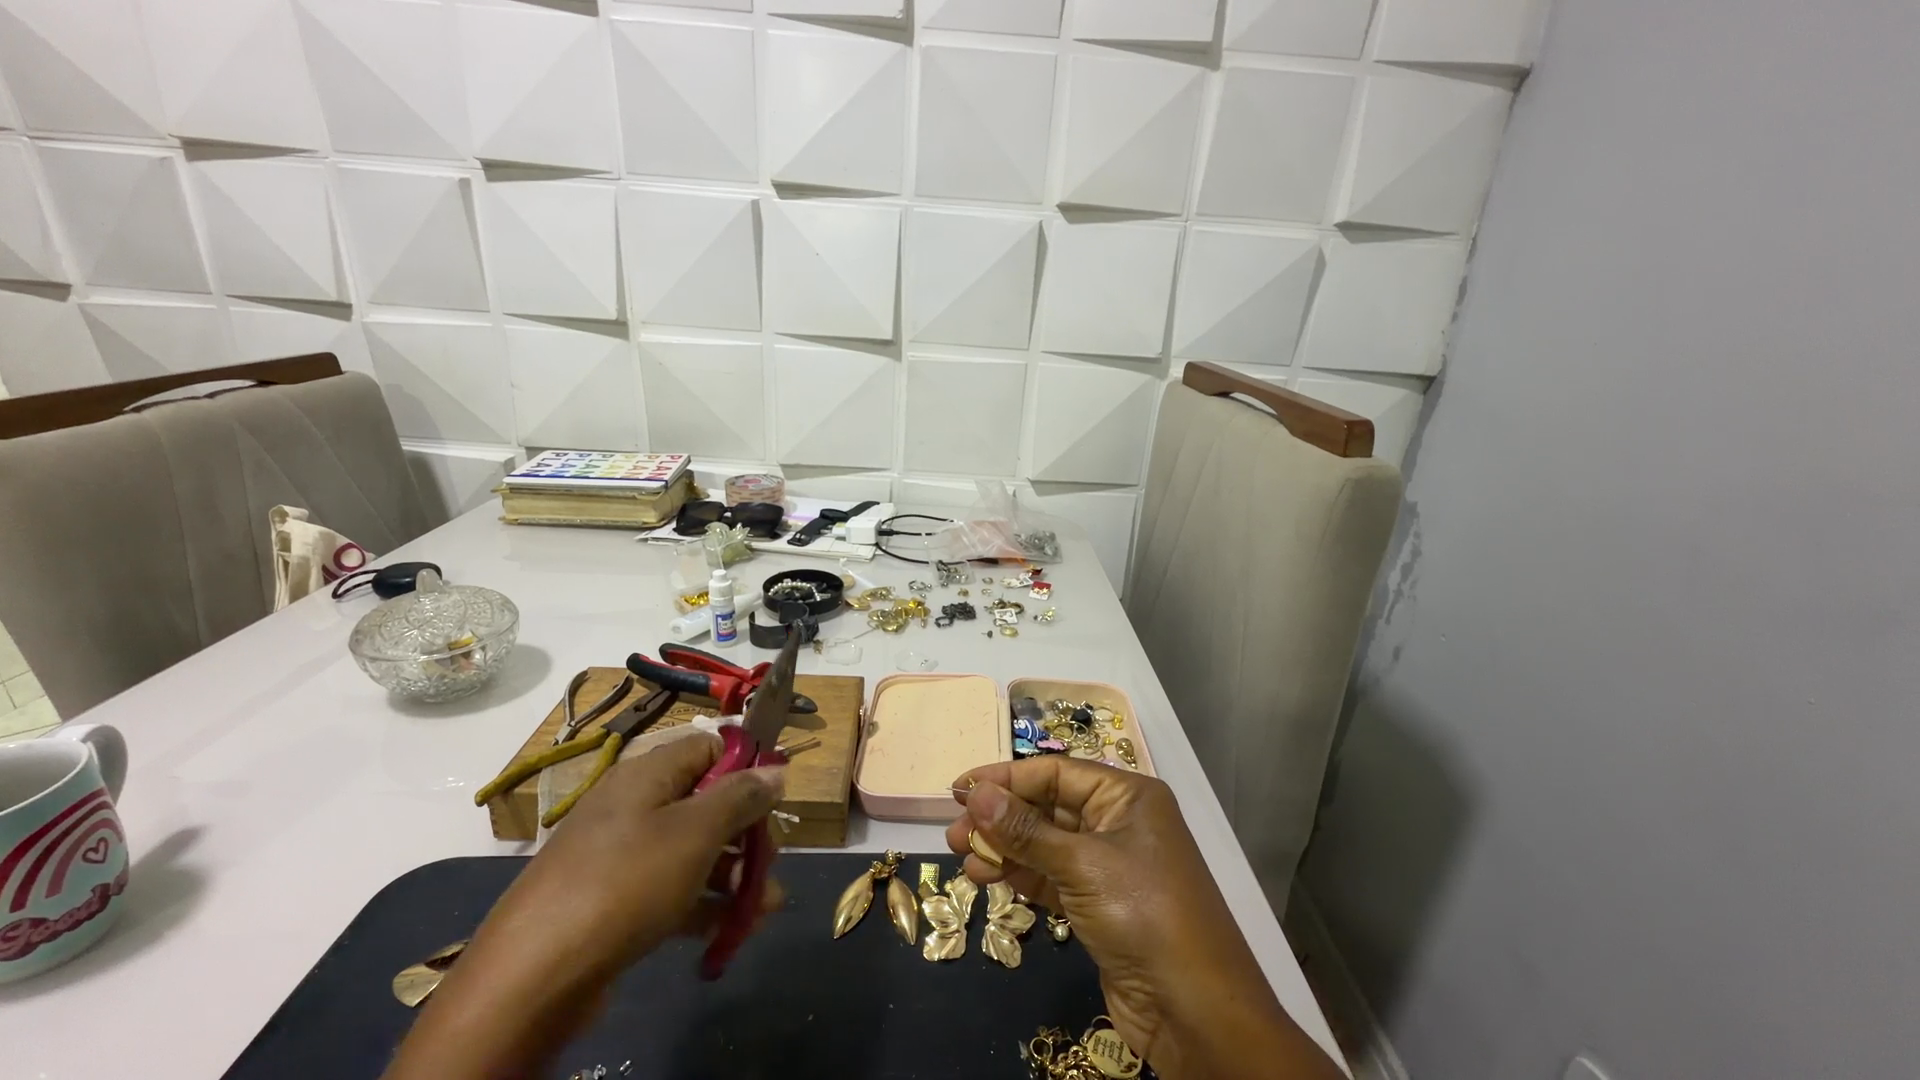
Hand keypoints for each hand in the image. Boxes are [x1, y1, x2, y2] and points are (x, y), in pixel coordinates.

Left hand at [383, 733, 784, 1079]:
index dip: (747, 767)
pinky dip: (704, 904)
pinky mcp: (615, 900)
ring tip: (766, 909)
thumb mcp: (695, 833)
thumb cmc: (627, 882)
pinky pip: (671, 889)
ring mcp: (621, 854)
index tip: (777, 801)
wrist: (536, 971)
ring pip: (692, 851)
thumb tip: (775, 769)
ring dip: (734, 875)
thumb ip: (740, 797)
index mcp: (648, 773)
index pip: (708, 747)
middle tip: (773, 864)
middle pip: (705, 802)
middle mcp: (633, 805)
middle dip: (747, 833)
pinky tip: (732, 930)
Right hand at [947, 759, 1340, 1079]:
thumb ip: (1024, 830)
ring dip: (1003, 848)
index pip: (1055, 773)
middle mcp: (1118, 823)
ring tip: (961, 856)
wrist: (1193, 1007)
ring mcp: (1109, 865)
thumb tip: (974, 793)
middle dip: (1000, 816)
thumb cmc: (1143, 914)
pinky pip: (1051, 877)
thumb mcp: (1081, 864)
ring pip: (1045, 844)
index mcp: (1126, 796)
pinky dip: (1019, 875)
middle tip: (953, 829)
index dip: (1005, 778)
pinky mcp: (1099, 904)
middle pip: (1048, 807)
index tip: (959, 788)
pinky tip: (985, 877)